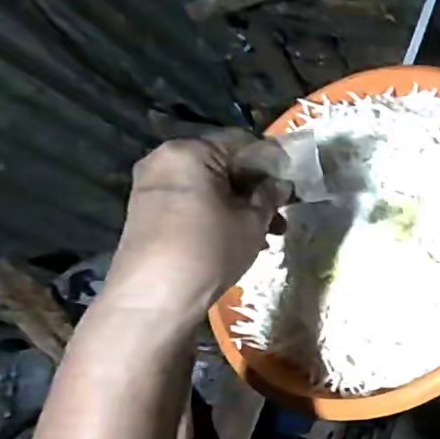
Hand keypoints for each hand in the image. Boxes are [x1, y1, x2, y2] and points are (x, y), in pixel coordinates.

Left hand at [96, 133, 286, 318]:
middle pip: (222, 164)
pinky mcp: (147, 211)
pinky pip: (191, 201)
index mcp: (191, 151)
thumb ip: (270, 196)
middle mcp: (165, 159)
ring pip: (208, 186)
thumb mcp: (252, 221)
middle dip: (255, 188)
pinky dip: (216, 213)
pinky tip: (238, 239)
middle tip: (280, 213)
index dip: (273, 162)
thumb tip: (280, 184)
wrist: (155, 296)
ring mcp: (152, 186)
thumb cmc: (210, 248)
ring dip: (239, 204)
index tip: (292, 185)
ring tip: (266, 233)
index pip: (242, 142)